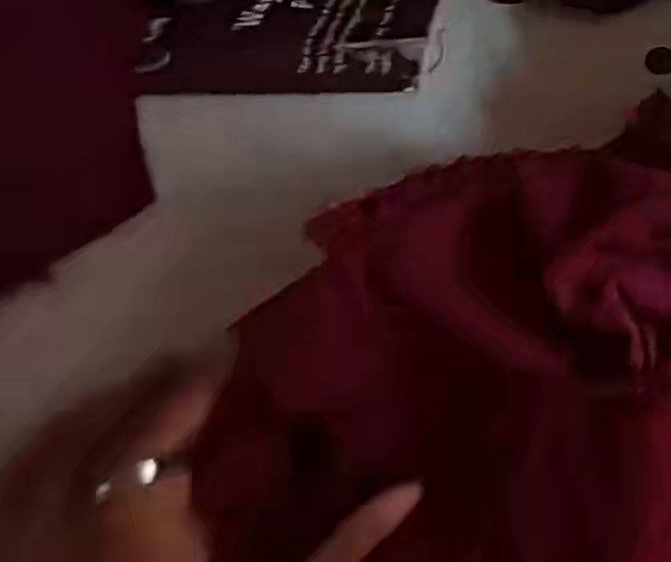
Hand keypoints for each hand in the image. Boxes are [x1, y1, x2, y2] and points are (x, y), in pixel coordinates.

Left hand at [0, 356, 419, 561]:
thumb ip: (341, 548)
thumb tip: (413, 487)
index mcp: (136, 546)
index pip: (147, 450)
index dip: (182, 393)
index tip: (225, 347)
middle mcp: (66, 549)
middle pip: (78, 456)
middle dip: (130, 399)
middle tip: (188, 357)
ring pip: (27, 481)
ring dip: (80, 427)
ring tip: (133, 389)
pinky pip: (5, 512)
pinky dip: (37, 469)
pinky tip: (73, 452)